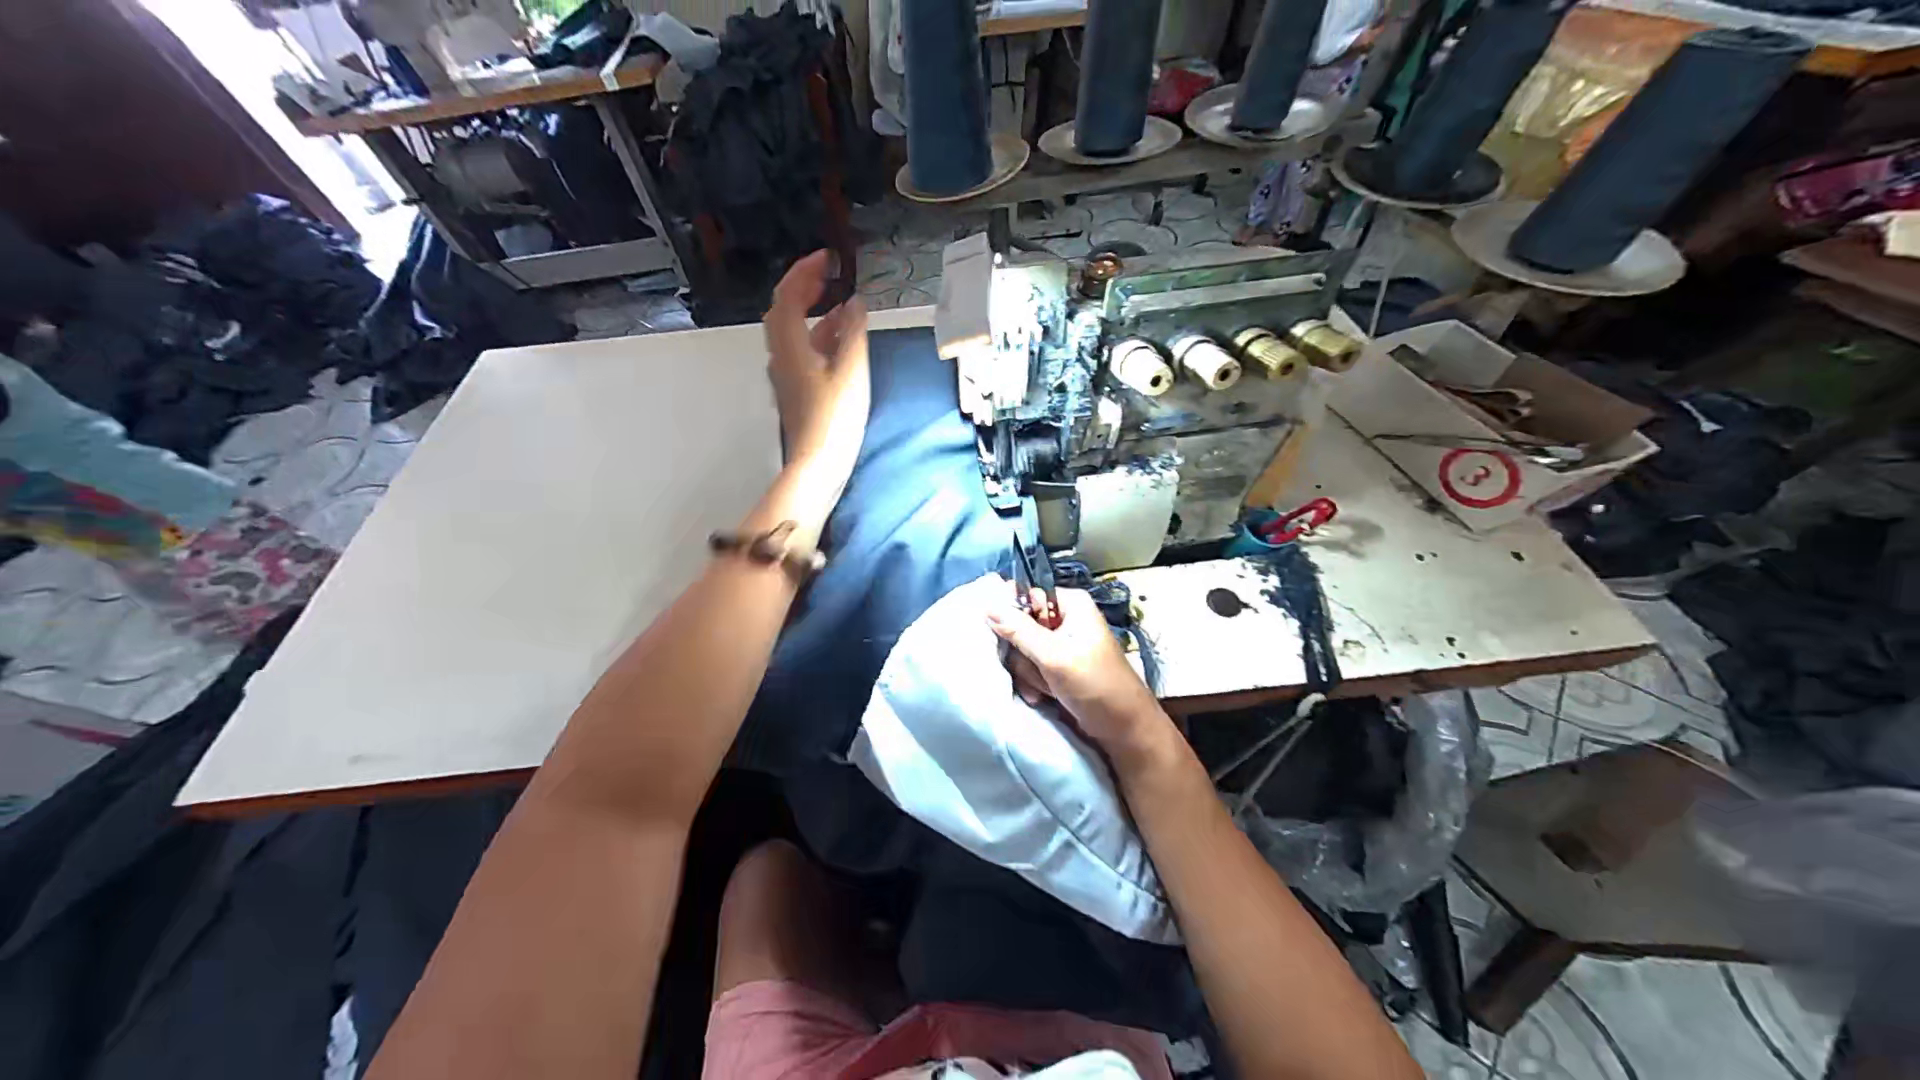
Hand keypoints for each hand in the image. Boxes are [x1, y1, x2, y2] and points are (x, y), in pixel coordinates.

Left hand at [765, 251, 870, 495]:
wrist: (817, 464)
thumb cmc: (834, 418)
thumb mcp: (851, 370)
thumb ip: (852, 332)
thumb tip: (854, 302)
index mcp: (790, 345)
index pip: (788, 295)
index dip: (805, 271)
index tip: (828, 258)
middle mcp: (781, 355)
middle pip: (783, 310)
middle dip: (804, 286)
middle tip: (829, 273)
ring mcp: (786, 374)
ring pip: (792, 330)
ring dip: (811, 310)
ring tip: (839, 301)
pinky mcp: (796, 389)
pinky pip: (801, 349)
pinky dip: (817, 334)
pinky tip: (838, 338)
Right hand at [984, 577, 1171, 756]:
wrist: (1123, 729)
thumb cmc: (1095, 685)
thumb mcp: (1055, 656)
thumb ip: (1020, 631)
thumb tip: (988, 607)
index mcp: (1071, 604)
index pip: (1027, 596)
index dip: (1013, 617)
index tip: (1008, 639)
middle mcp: (1065, 619)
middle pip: (1020, 625)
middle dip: (1024, 654)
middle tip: (1037, 671)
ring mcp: (1061, 644)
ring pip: (1023, 650)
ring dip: (1029, 673)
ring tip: (1045, 689)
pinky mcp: (1058, 667)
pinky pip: (1031, 667)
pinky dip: (1034, 684)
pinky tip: (1042, 697)